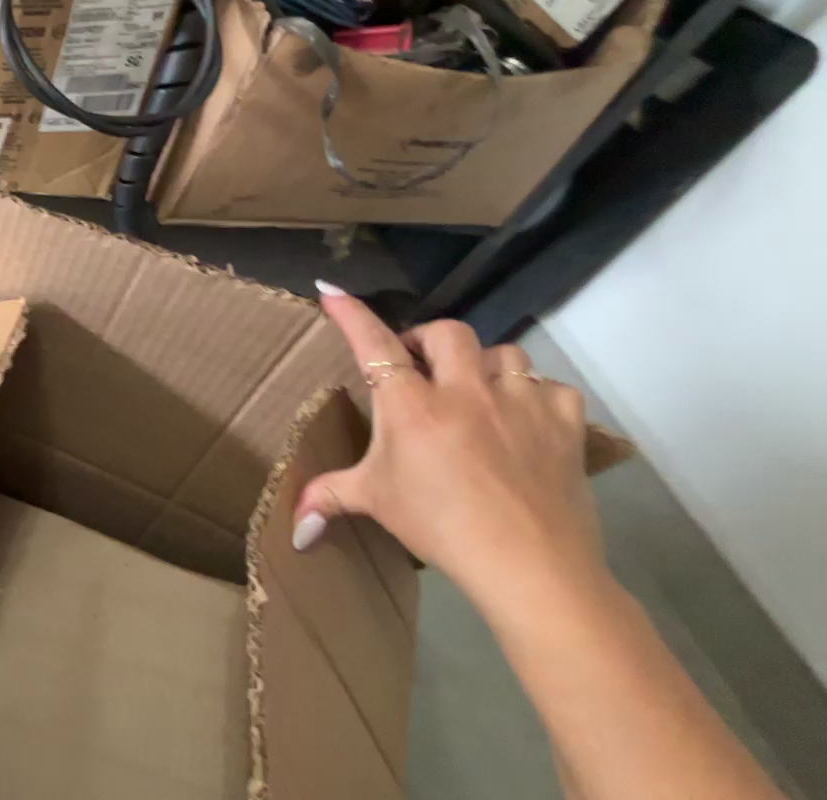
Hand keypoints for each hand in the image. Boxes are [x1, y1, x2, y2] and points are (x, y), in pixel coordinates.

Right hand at [297, 283, 602, 603]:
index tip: (331, 291)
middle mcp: (464, 391)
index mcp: (411, 406)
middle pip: (446, 332)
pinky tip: (523, 417)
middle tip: (417, 365)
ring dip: (483, 364)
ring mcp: (519, 403)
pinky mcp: (564, 423)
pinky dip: (534, 393)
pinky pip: (551, 386)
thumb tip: (293, 533)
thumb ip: (329, 499)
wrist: (531, 565)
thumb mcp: (376, 503)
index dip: (351, 314)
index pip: (374, 344)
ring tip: (475, 390)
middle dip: (426, 339)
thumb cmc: (440, 526)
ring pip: (503, 352)